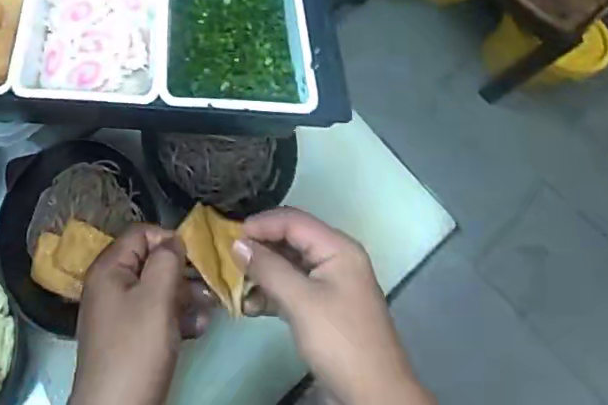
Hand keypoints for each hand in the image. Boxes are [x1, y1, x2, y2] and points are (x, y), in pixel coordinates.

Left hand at [71, 224, 211, 404]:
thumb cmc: (135, 349)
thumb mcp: (155, 299)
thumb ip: (166, 262)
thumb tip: (174, 239)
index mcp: (109, 267)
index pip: (140, 234)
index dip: (169, 240)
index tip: (197, 257)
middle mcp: (110, 284)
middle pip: (149, 263)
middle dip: (181, 273)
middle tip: (209, 287)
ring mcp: (118, 313)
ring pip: (155, 291)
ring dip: (184, 298)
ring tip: (210, 310)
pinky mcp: (128, 339)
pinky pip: (154, 317)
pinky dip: (176, 319)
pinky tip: (199, 329)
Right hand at [236, 209, 432, 404]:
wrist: (377, 401)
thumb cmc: (340, 343)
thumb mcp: (301, 302)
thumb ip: (267, 268)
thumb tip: (236, 243)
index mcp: (337, 248)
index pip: (292, 220)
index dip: (260, 224)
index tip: (230, 236)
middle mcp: (335, 259)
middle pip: (288, 239)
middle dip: (259, 248)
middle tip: (229, 257)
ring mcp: (330, 284)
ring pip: (287, 264)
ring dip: (262, 272)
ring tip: (236, 285)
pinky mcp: (323, 307)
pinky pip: (292, 286)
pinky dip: (271, 292)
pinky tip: (251, 305)